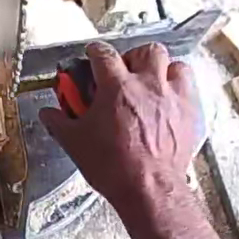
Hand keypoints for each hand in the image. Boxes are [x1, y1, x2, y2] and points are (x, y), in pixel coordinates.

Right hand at [39, 41, 201, 217]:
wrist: (147, 187)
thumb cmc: (113, 166)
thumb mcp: (74, 143)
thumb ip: (59, 122)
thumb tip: (48, 113)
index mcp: (116, 88)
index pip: (103, 55)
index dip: (95, 51)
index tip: (92, 55)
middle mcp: (147, 85)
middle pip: (145, 51)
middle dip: (133, 57)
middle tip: (124, 72)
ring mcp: (172, 97)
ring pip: (173, 64)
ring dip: (161, 69)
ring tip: (150, 83)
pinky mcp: (189, 112)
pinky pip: (188, 87)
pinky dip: (177, 88)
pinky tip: (167, 101)